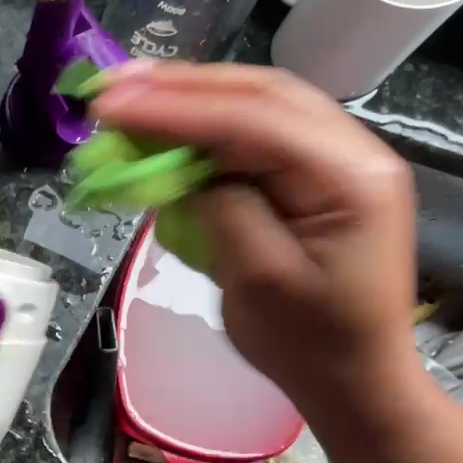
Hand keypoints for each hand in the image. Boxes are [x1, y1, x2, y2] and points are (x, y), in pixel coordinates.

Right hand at [91, 62, 424, 420]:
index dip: (176, 110)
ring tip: (127, 94)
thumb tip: (184, 171)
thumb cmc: (309, 341)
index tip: (110, 107)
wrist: (352, 376)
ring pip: (255, 106)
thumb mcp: (260, 282)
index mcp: (348, 176)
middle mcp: (348, 151)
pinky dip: (201, 126)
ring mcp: (330, 160)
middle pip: (259, 95)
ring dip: (189, 97)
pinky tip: (164, 123)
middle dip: (180, 86)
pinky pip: (251, 137)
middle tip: (111, 86)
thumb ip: (226, 212)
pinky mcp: (306, 177)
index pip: (253, 122)